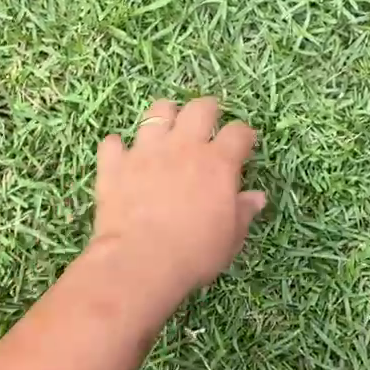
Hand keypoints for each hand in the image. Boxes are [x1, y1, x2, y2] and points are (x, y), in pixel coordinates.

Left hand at [87, 97, 266, 297]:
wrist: (140, 261)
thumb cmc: (194, 253)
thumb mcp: (229, 239)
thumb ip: (242, 213)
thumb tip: (256, 197)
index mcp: (218, 163)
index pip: (238, 133)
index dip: (243, 136)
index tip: (243, 144)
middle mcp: (183, 147)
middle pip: (199, 108)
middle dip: (207, 110)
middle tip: (207, 122)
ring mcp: (146, 152)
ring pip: (157, 112)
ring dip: (164, 116)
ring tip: (165, 129)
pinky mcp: (115, 165)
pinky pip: (113, 144)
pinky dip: (117, 148)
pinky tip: (121, 157)